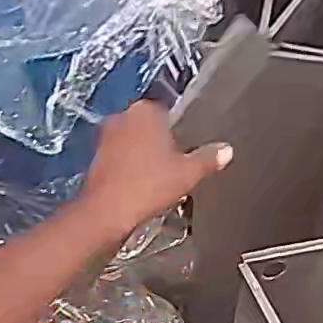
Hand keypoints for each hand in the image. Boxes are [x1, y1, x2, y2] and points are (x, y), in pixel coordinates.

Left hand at [76, 101, 231, 239]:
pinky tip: (139, 187)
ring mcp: (106, 135)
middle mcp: (123, 115)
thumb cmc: (149, 186)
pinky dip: (129, 168)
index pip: (170, 113)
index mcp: (147, 110)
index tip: (186, 154)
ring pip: (133, 142)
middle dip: (161, 144)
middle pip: (150, 127)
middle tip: (175, 169)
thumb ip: (209, 159)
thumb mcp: (188, 174)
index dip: (181, 134)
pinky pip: (120, 158)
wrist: (108, 211)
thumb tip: (226, 150)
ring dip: (144, 157)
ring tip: (157, 181)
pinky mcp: (95, 156)